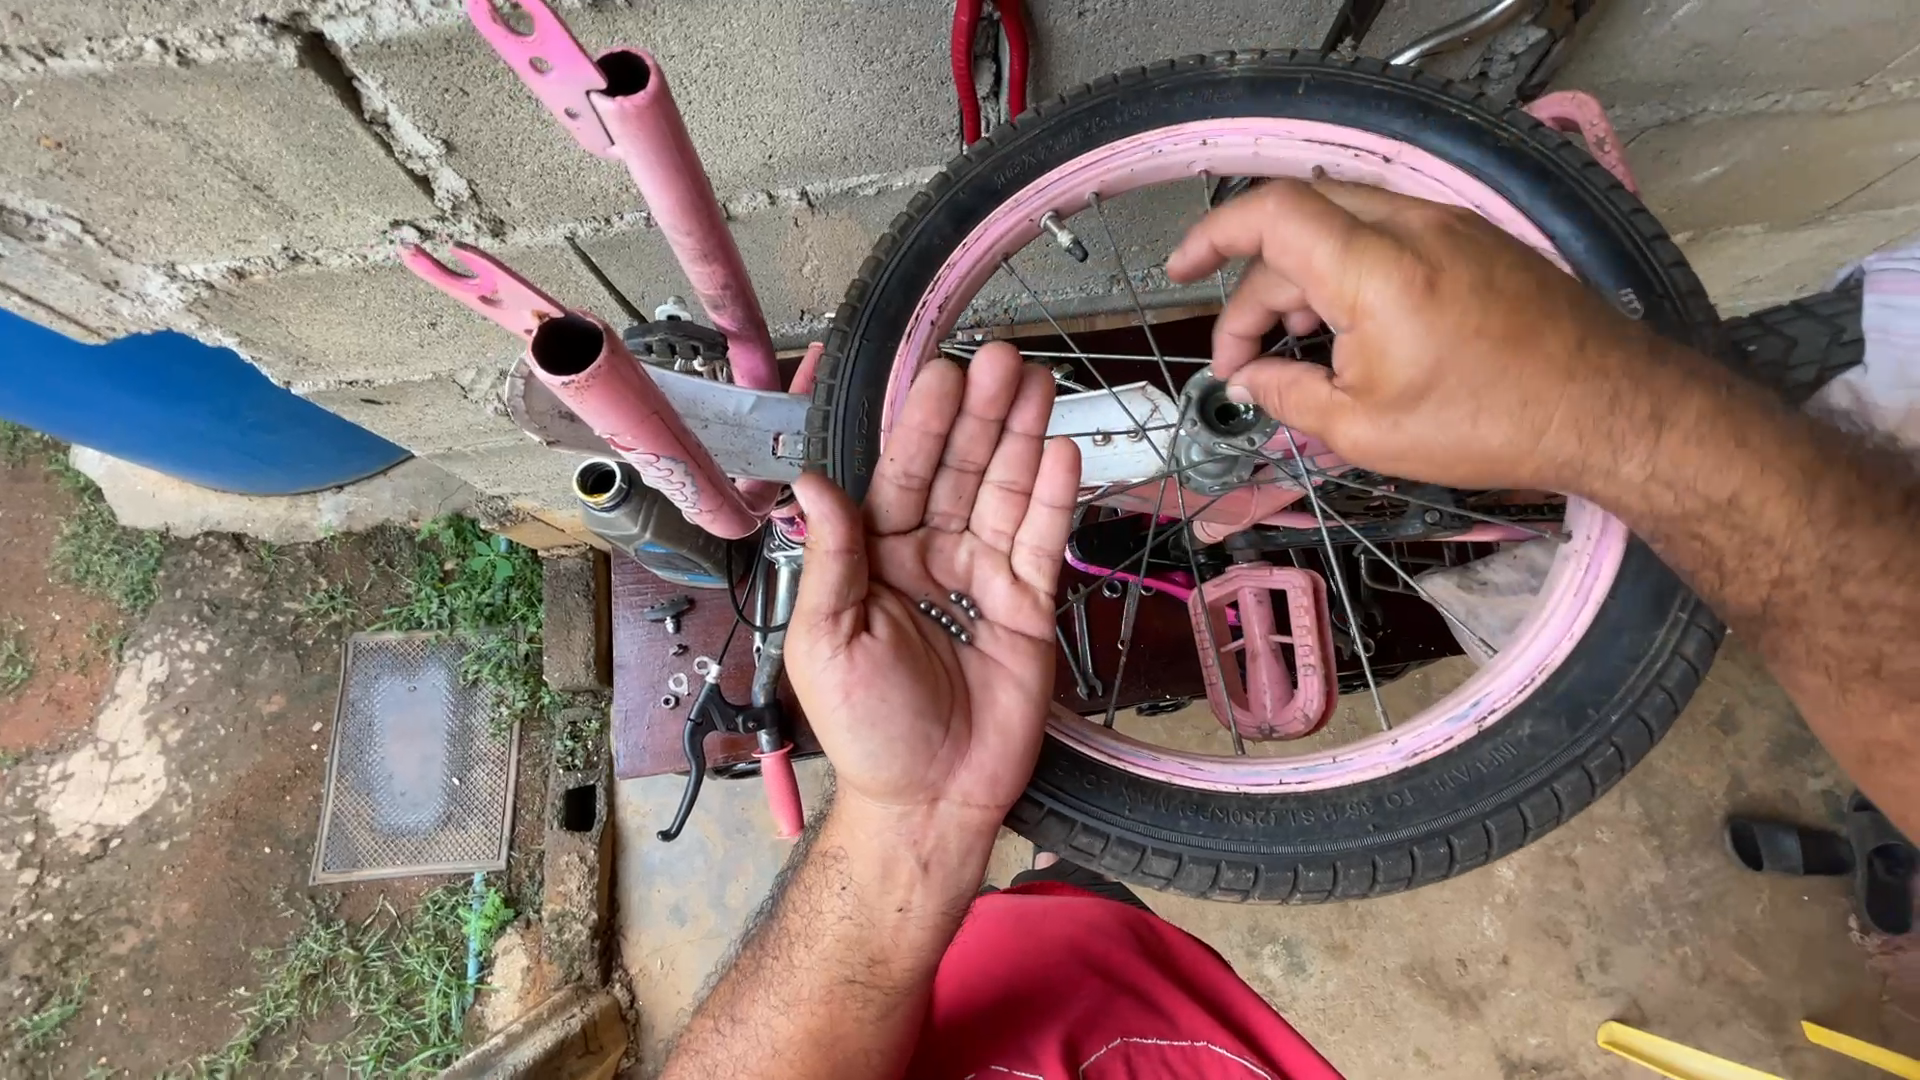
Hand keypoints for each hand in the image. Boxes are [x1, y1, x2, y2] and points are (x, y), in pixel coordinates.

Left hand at [787, 344, 1080, 856]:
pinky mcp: (1029, 606)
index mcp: (878, 558)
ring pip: (1006, 497)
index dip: (924, 426)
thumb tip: (812, 483)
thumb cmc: (867, 726)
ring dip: (1022, 441)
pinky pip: (1042, 545)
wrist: (930, 796)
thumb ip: (832, 560)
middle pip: (962, 474)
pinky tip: (1062, 454)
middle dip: (982, 417)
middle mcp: (931, 556)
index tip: (944, 375)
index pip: (904, 477)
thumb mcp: (828, 641)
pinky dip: (1053, 501)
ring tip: (1040, 386)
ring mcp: (984, 579)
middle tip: (1004, 361)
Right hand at [1165, 178, 1674, 493]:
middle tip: (1243, 360)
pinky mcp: (1467, 239)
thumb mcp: (1360, 429)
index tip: (1179, 272)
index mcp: (1374, 272)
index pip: (1269, 213)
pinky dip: (1338, 276)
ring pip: (1333, 228)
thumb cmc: (1487, 424)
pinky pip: (1378, 236)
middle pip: (1293, 227)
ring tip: (1294, 351)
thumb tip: (1247, 382)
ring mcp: (1444, 226)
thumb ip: (1285, 395)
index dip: (1210, 236)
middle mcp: (1409, 229)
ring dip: (1294, 284)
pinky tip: (1342, 331)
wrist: (1610, 409)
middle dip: (1251, 291)